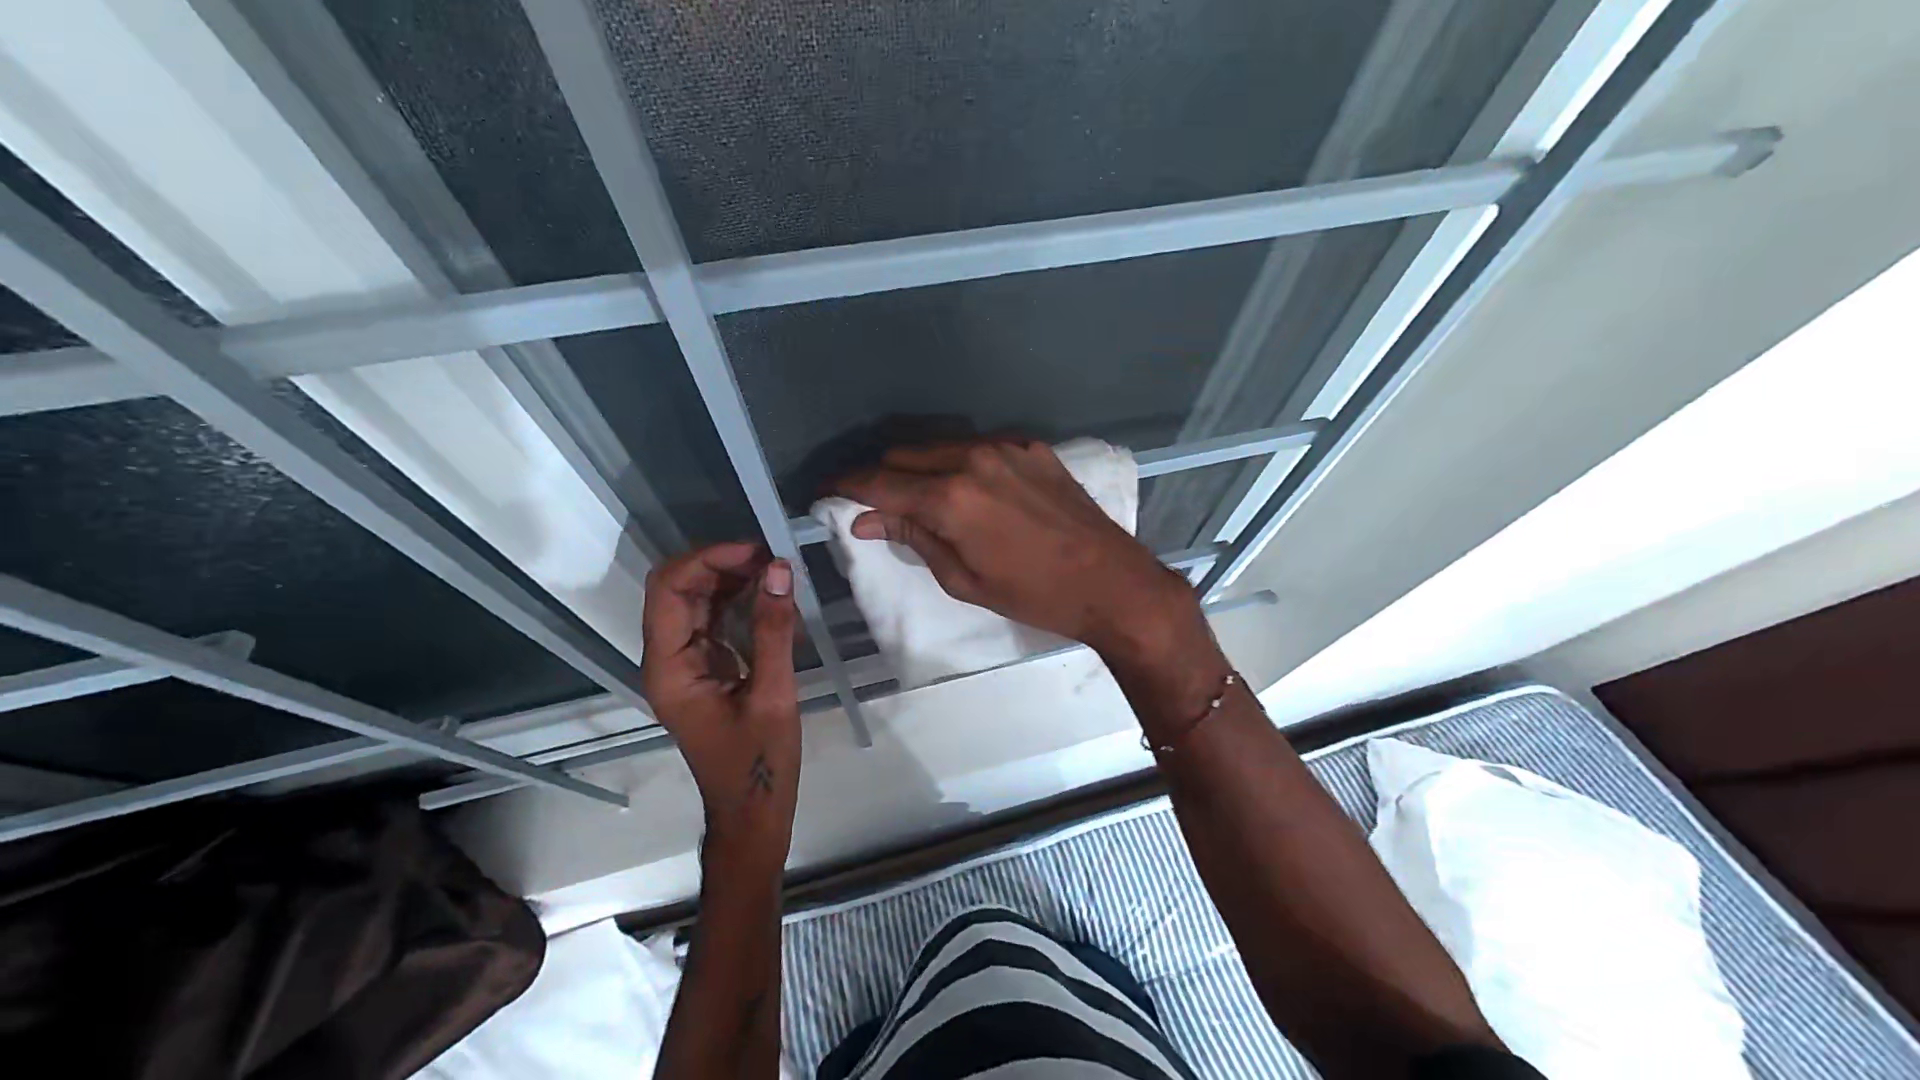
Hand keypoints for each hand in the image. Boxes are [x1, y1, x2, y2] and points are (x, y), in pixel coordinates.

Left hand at [640, 543, 799, 843]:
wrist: (751, 813)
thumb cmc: (759, 762)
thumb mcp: (773, 694)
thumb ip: (773, 630)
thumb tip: (779, 570)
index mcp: (670, 668)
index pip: (669, 590)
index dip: (708, 560)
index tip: (757, 551)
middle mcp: (666, 661)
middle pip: (677, 590)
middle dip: (721, 564)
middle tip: (772, 558)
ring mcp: (683, 665)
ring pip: (693, 602)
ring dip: (730, 580)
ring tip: (776, 571)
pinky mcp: (703, 670)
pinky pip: (711, 622)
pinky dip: (737, 601)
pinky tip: (769, 597)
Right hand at [834, 439, 1208, 662]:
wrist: (1112, 582)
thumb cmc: (1034, 595)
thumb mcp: (964, 580)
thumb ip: (914, 540)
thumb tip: (866, 521)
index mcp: (951, 497)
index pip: (879, 482)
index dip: (847, 487)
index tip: (827, 494)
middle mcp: (973, 458)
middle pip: (903, 453)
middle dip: (881, 476)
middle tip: (874, 504)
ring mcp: (1006, 447)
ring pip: (939, 445)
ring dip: (918, 466)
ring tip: (918, 496)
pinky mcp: (1032, 447)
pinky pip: (978, 446)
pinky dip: (959, 463)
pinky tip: (968, 488)